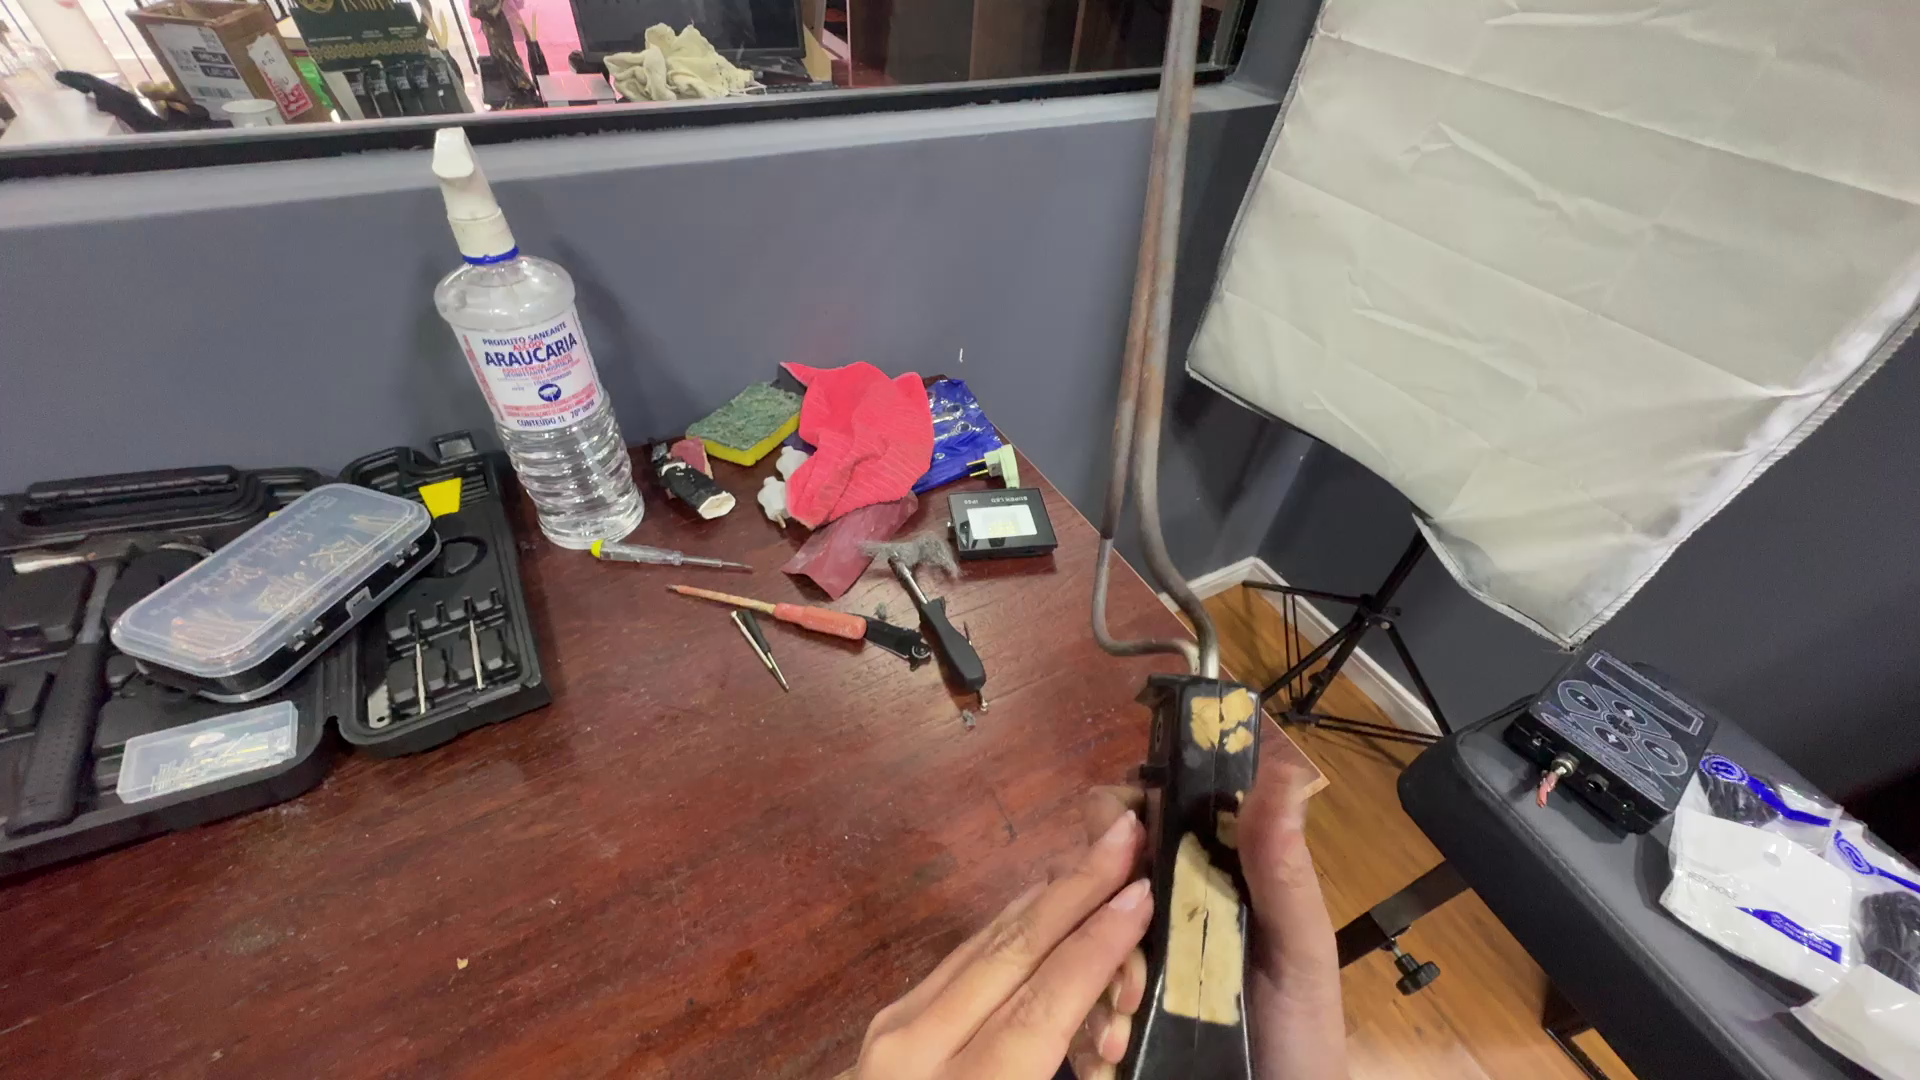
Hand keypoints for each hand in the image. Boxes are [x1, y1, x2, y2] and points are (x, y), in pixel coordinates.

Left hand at [849, 811, 1153, 1079]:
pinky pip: (960, 960)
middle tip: (1125, 834)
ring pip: (983, 943)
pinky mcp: (888, 1022)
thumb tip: (1107, 1038)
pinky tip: (1037, 905)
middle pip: (1011, 951)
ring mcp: (894, 1027)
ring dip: (1045, 896)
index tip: (1142, 892)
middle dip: (1075, 887)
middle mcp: (918, 1046)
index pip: (1043, 1004)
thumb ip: (1061, 1073)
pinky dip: (1008, 926)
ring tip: (1094, 856)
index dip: (1097, 945)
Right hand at [1074, 761, 1344, 1079]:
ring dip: (1090, 968)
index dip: (1118, 818)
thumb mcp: (1298, 948)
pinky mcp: (1096, 1004)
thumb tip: (1285, 773)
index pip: (1129, 809)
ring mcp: (1114, 950)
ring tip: (1127, 1019)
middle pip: (1084, 864)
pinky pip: (1060, 993)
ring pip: (1063, 927)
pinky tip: (1113, 1047)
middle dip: (1097, 906)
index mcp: (1187, 867)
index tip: (1131, 851)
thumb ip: (1282, 865)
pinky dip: (1082, 1018)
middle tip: (1134, 956)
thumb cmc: (1297, 1026)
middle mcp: (1142, 898)